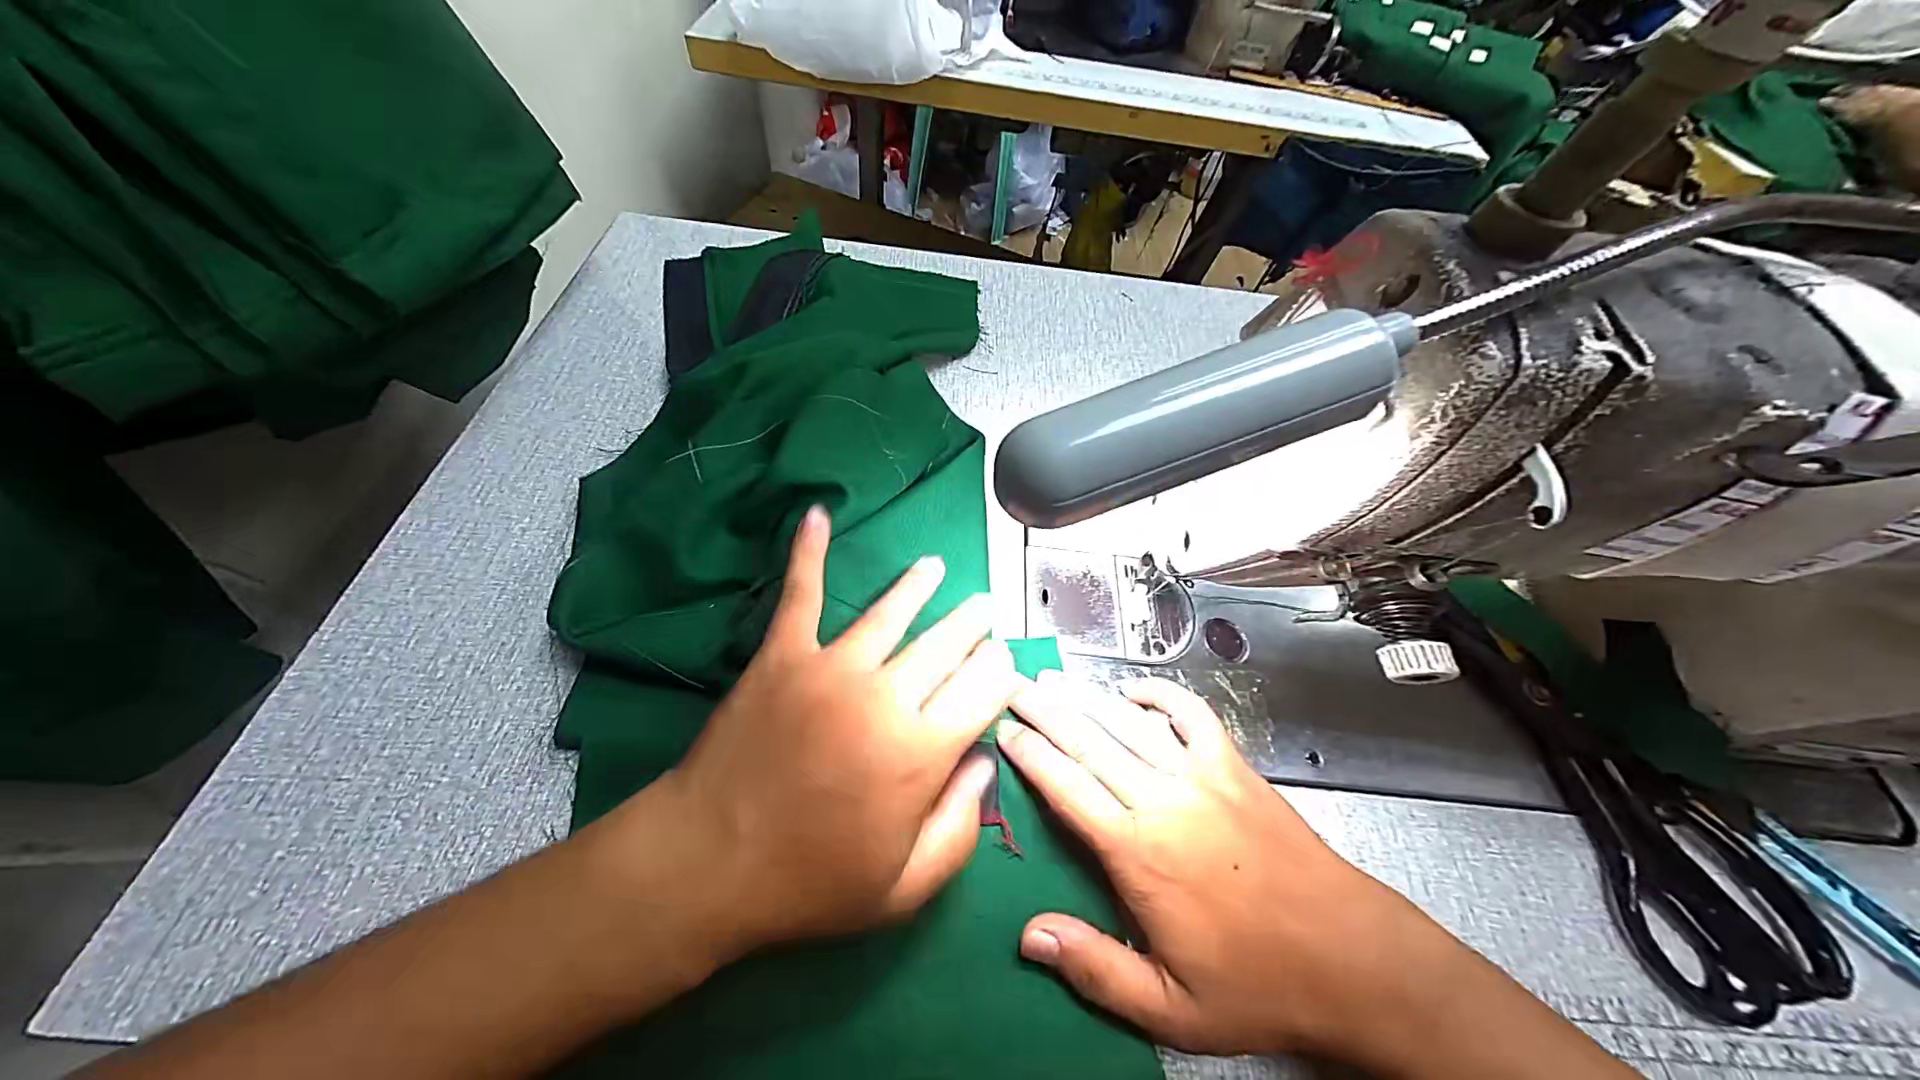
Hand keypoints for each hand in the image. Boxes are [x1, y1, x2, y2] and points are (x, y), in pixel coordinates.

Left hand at [606, 505, 1016, 957]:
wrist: (708, 866)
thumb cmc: (811, 884)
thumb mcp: (904, 888)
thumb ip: (960, 827)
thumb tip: (984, 762)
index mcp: (922, 752)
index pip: (985, 692)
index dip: (1002, 673)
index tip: (1006, 664)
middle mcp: (886, 697)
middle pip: (947, 646)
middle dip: (973, 626)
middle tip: (984, 611)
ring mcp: (831, 669)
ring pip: (891, 613)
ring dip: (919, 586)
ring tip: (936, 568)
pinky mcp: (782, 657)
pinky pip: (801, 595)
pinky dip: (809, 552)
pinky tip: (816, 514)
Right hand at [998, 675, 1622, 1076]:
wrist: (1354, 960)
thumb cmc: (1257, 985)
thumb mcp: (1171, 1008)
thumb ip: (1096, 969)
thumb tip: (1029, 936)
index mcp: (1139, 853)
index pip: (1068, 787)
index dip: (1031, 754)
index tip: (1004, 731)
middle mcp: (1164, 801)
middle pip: (1091, 741)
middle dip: (1047, 710)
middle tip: (1015, 686)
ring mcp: (1204, 777)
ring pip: (1132, 723)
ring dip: (1088, 697)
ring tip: (1055, 678)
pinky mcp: (1237, 769)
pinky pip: (1193, 717)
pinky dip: (1162, 697)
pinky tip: (1137, 690)